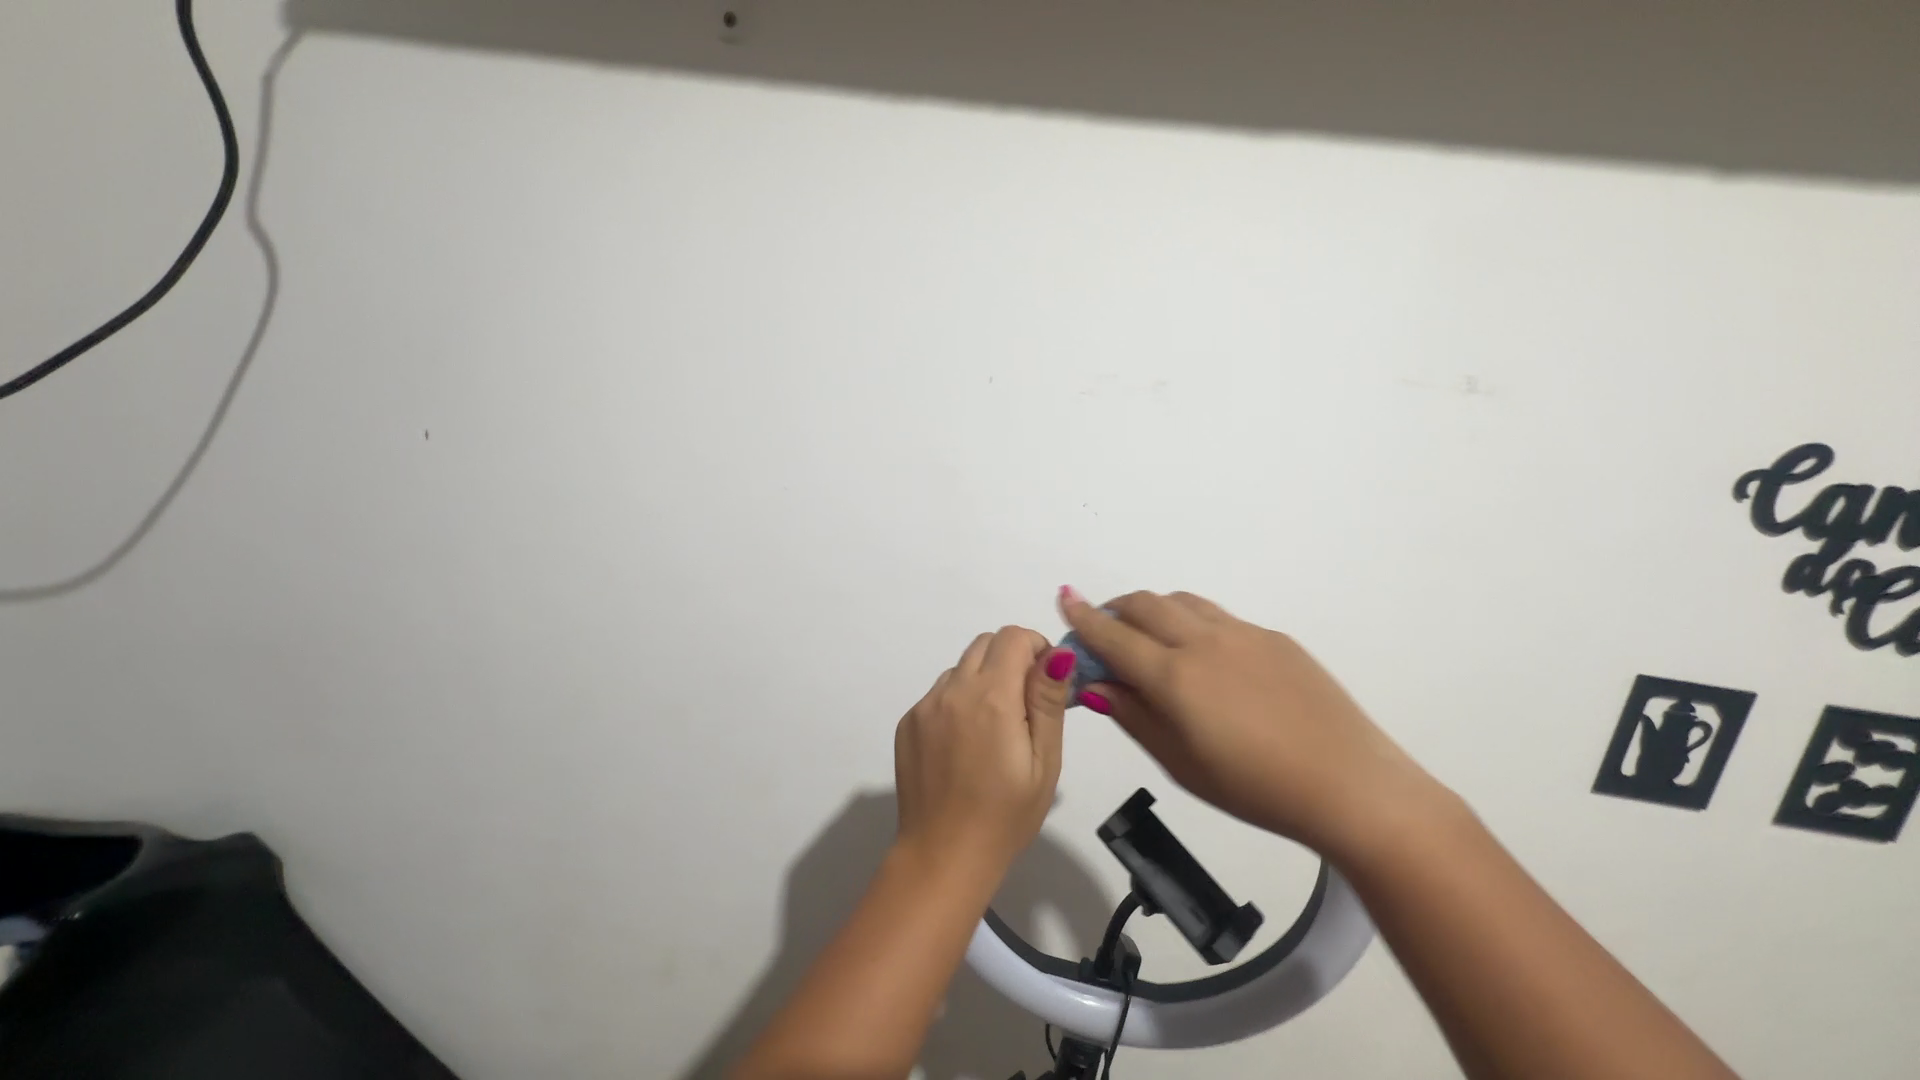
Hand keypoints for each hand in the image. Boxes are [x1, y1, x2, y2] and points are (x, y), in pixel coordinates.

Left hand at [893, 626, 1076, 875]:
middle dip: (1012, 659)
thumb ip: (1048, 701)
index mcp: (991, 697)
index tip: (1047, 682)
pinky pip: (939, 694)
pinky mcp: (908, 724)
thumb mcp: (1044, 761)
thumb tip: (1058, 653)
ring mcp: (924, 706)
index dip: (1037, 648)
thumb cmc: (1006, 815)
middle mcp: (952, 690)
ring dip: (983, 681)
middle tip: (1026, 705)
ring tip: (994, 731)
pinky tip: (966, 745)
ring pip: (960, 668)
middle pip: (985, 644)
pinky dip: (958, 702)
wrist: (943, 855)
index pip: (1013, 637)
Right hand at [1060, 588, 1440, 855]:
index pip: (1114, 637)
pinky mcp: (1275, 638)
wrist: (1349, 785)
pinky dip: (1192, 623)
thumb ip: (1135, 716)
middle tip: (1103, 630)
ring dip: (1153, 609)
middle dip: (1114, 610)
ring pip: (1182, 602)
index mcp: (1175, 676)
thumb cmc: (1254, 789)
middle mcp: (1204, 642)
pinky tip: (1204, 659)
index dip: (1084, 620)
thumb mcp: (1181, 764)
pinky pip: (1219, 617)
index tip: (1064, 602)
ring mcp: (1244, 634)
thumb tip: (1097, 685)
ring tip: (1148, 635)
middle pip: (1144, 605)